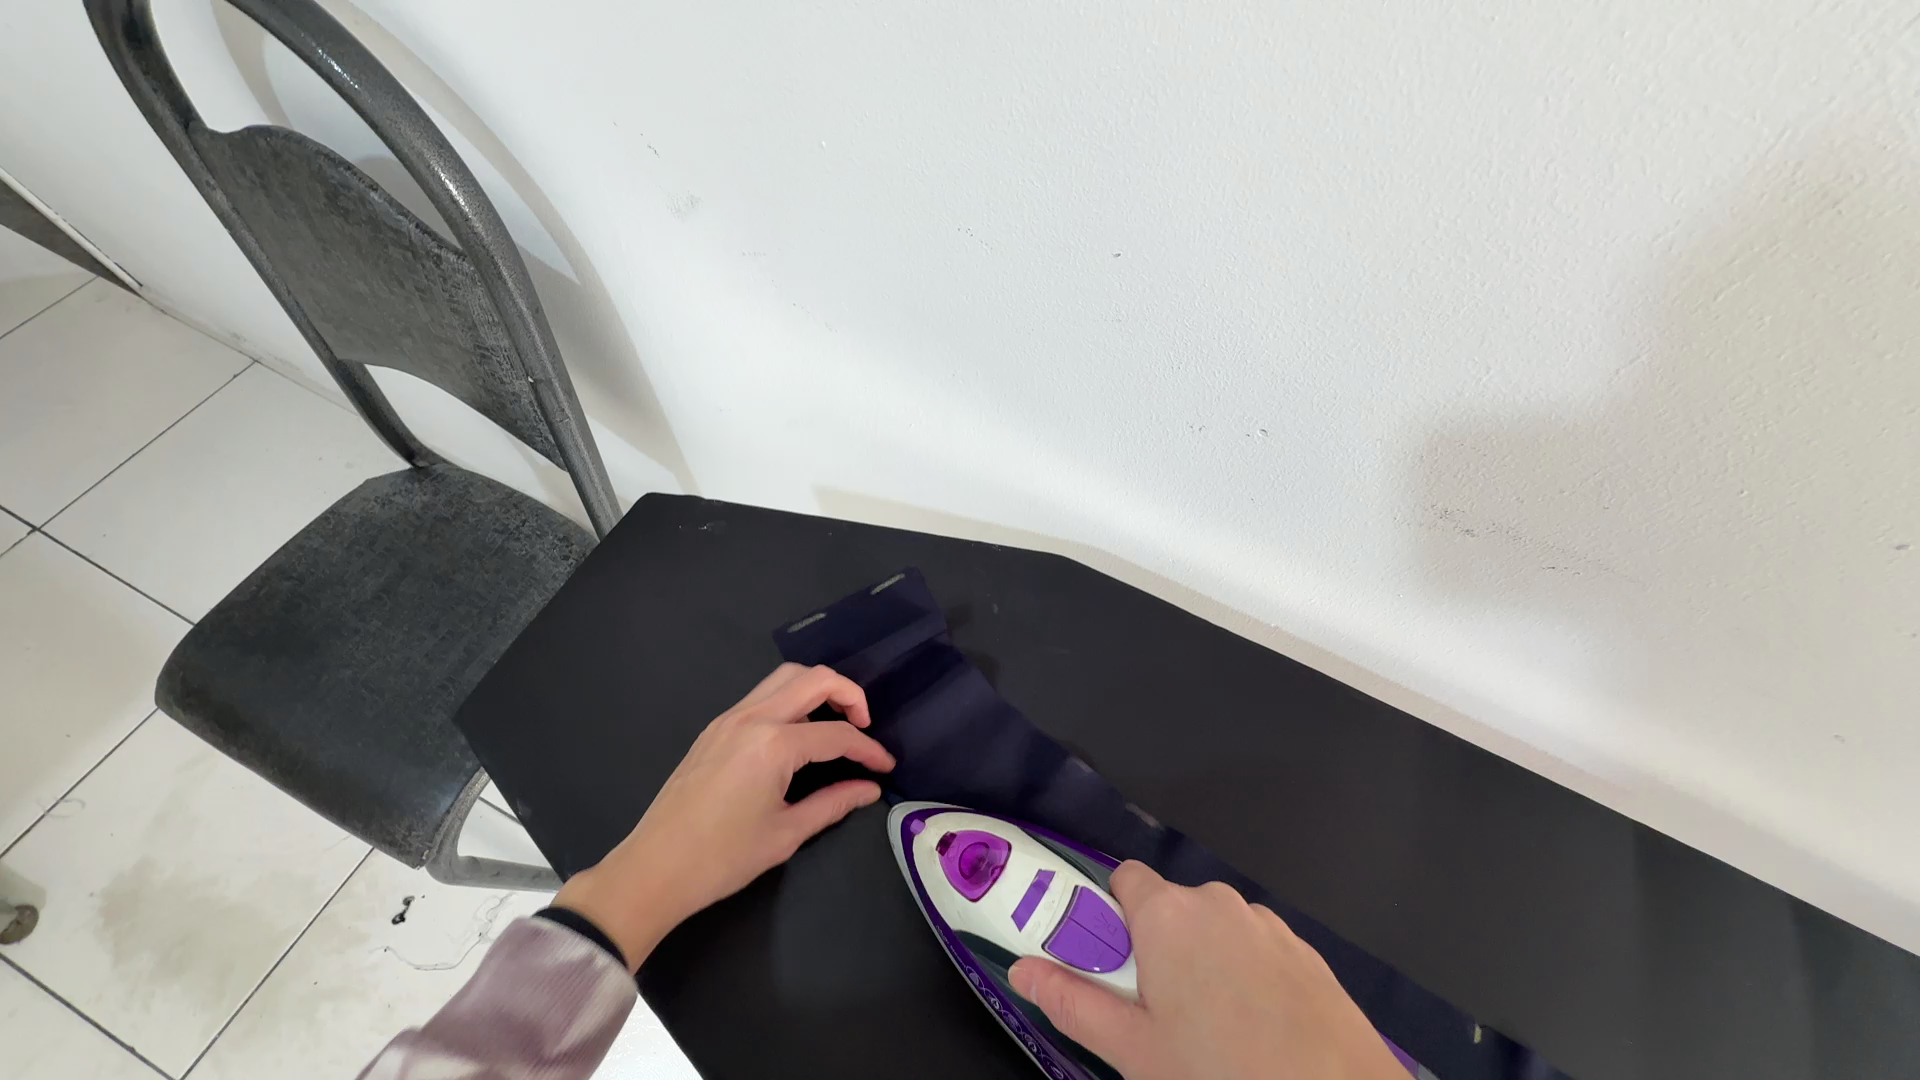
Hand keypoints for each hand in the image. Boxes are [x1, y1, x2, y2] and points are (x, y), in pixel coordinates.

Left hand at [554, 663, 894, 972]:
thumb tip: (869, 789)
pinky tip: (799, 732)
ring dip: (818, 689)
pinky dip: (791, 699)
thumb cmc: (722, 858)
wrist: (653, 869)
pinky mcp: (715, 727)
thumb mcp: (786, 833)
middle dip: (849, 694)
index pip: (837, 734)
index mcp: (774, 745)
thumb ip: (833, 803)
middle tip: (864, 726)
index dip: (868, 750)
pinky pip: (763, 694)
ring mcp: (729, 718)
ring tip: (835, 722)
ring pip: (785, 677)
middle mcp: (753, 718)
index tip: (885, 767)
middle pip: (814, 679)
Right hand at [1009, 862, 1407, 1079]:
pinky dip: (1245, 974)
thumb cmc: (1219, 1071)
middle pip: (1168, 907)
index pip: (1124, 878)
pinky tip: (1258, 1031)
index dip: (1111, 916)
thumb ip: (1071, 1001)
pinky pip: (1255, 947)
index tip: (1113, 966)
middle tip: (1158, 1012)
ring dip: (1202, 960)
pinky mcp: (1306, 951)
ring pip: (1214, 928)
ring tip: (1212, 1030)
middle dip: (1156, 947)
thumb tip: (1020, 968)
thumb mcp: (1134, 1049)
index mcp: (1168, 912)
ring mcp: (1266, 923)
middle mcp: (1216, 901)